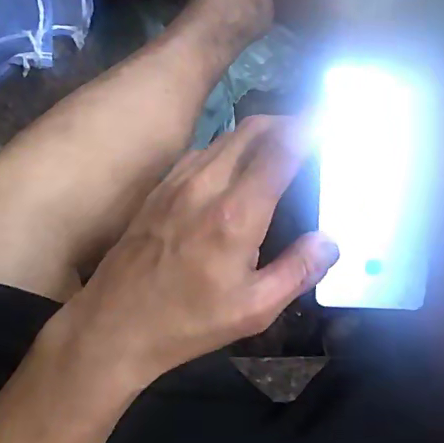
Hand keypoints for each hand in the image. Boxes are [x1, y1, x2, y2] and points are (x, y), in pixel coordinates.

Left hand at [58, 116, 339, 389]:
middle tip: (308, 132)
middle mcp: (206, 185)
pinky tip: (234, 168)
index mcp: (235, 214)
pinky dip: (226, 148)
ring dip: (255, 133)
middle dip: (285, 123)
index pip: (279, 151)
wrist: (114, 323)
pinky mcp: (158, 189)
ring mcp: (177, 183)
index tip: (328, 119)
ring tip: (277, 147)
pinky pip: (200, 152)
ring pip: (224, 137)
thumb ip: (298, 271)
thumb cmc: (188, 322)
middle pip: (251, 130)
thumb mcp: (254, 309)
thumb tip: (330, 240)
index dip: (308, 129)